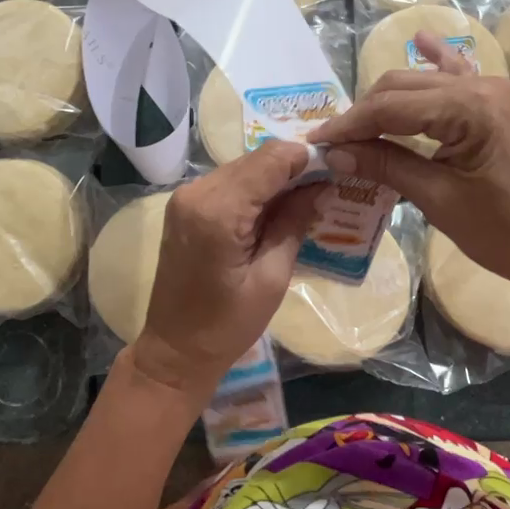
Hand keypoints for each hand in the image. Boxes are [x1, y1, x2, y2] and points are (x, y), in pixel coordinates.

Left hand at [131, 141, 321, 398]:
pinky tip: (272, 211)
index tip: (334, 170)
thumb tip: (320, 186)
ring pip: (241, 168)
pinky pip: (226, 183)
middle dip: (291, 169)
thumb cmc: (227, 325)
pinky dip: (252, 190)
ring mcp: (185, 196)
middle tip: (324, 188)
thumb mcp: (272, 278)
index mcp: (218, 211)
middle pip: (254, 159)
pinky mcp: (183, 205)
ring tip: (303, 201)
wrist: (175, 349)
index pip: (269, 160)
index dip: (304, 158)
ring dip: (272, 179)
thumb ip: (293, 223)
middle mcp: (197, 192)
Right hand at [307, 31, 509, 291]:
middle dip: (364, 113)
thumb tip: (334, 153)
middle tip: (332, 142)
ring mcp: (491, 91)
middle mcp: (482, 87)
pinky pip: (456, 75)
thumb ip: (385, 165)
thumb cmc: (500, 232)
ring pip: (421, 82)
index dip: (350, 124)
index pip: (392, 106)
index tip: (317, 141)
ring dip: (387, 99)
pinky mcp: (495, 103)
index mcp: (471, 108)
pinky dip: (435, 61)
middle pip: (403, 87)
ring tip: (354, 122)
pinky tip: (420, 41)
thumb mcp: (436, 199)